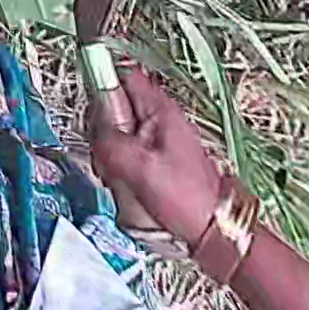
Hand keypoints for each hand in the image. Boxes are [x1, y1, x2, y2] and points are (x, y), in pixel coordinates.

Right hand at [90, 66, 224, 242]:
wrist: (217, 236)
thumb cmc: (189, 201)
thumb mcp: (138, 165)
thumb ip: (107, 136)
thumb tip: (91, 117)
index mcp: (160, 109)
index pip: (121, 74)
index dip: (100, 81)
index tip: (91, 103)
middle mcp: (159, 117)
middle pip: (112, 102)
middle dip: (100, 125)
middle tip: (106, 148)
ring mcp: (157, 136)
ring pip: (114, 127)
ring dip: (107, 147)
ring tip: (118, 170)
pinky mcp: (154, 154)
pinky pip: (122, 146)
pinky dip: (116, 161)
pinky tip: (124, 179)